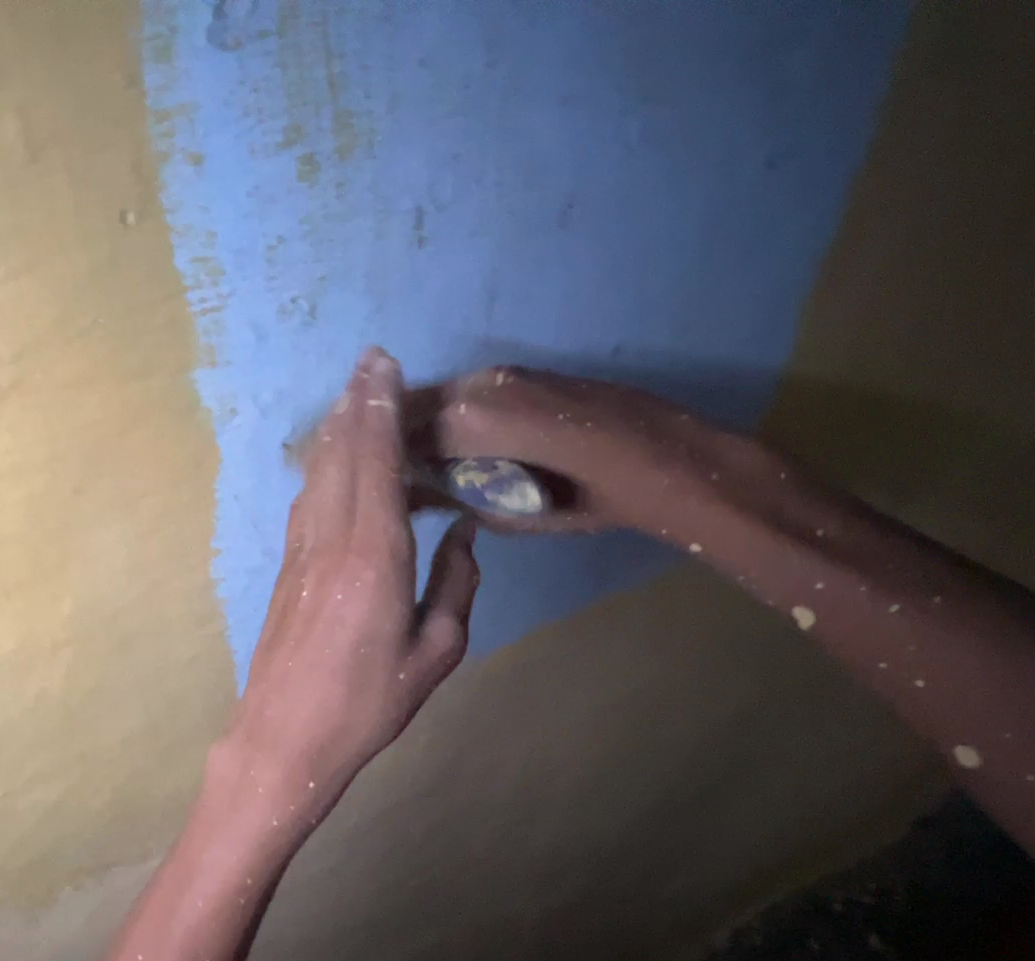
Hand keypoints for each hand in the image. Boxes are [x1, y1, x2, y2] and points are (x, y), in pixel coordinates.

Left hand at [219, 348, 480, 807]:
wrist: (284, 736)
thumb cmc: (367, 703)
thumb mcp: (435, 652)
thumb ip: (456, 584)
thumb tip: (461, 531)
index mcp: (375, 556)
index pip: (377, 464)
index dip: (380, 411)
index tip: (385, 368)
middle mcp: (332, 538)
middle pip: (343, 454)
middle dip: (357, 403)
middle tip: (370, 359)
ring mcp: (301, 550)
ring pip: (319, 472)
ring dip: (336, 428)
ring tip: (352, 392)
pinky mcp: (286, 565)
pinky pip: (307, 499)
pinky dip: (322, 466)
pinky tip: (331, 457)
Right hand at [404, 365, 733, 533]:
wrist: (669, 459)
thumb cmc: (591, 498)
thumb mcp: (513, 514)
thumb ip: (456, 497)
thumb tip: (413, 495)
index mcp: (470, 418)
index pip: (398, 432)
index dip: (377, 456)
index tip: (365, 478)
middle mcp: (479, 383)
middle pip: (412, 404)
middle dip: (390, 434)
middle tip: (380, 468)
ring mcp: (503, 373)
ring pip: (439, 394)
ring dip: (418, 422)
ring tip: (407, 457)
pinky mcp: (523, 373)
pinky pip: (466, 391)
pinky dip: (446, 414)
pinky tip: (448, 440)